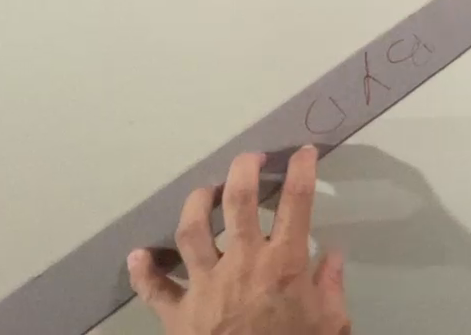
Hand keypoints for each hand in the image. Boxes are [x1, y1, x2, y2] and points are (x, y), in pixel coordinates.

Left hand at [128, 147, 350, 334]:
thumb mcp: (331, 326)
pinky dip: (144, 271)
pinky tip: (138, 255)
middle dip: (244, 169)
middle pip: (239, 200)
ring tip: (205, 190)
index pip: (298, 200)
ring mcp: (205, 287)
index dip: (303, 168)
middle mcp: (243, 263)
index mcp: (285, 262)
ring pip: (192, 230)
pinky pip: (154, 289)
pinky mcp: (177, 316)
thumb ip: (331, 287)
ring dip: (197, 203)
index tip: (305, 152)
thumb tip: (331, 257)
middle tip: (251, 157)